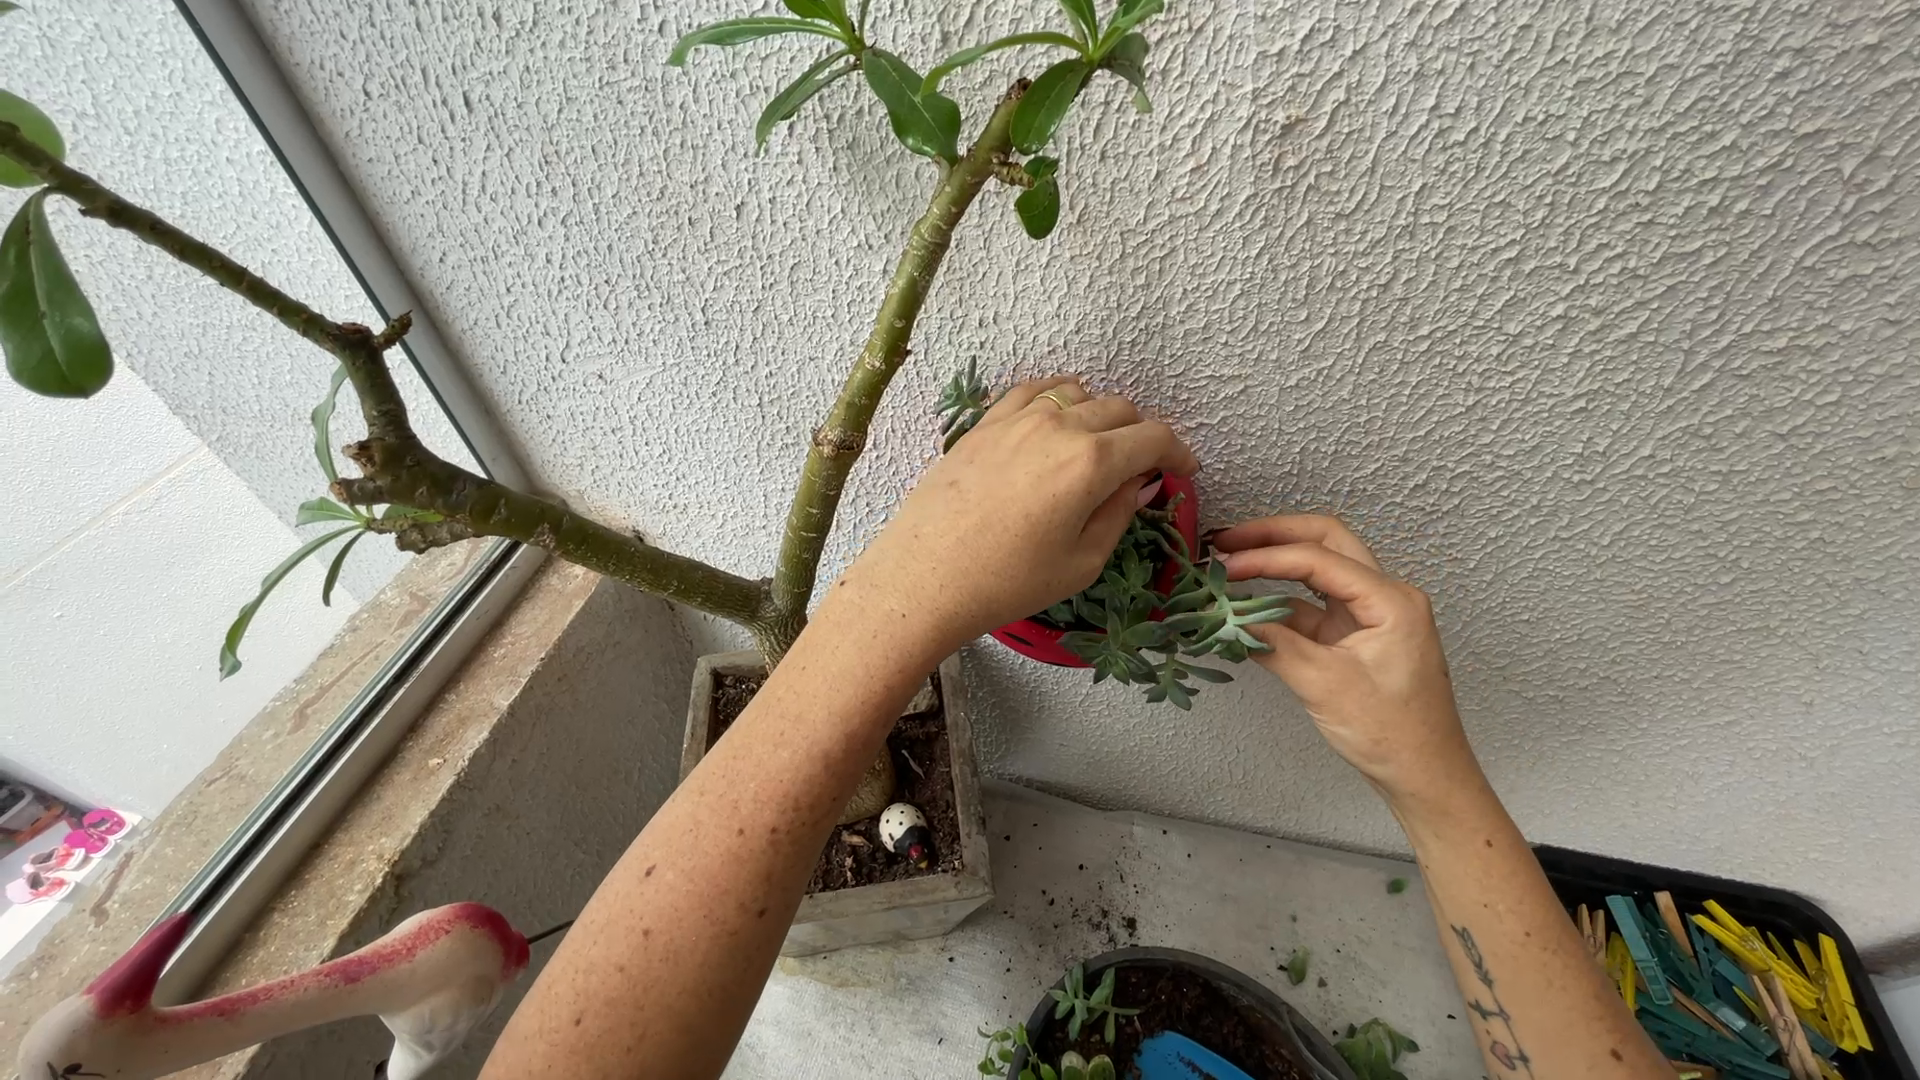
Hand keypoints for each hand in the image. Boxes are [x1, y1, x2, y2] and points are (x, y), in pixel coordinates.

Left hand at [834, 377, 1196, 653]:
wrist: (924, 576)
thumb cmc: (1006, 582)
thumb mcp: (1080, 563)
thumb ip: (1117, 514)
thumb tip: (1136, 484)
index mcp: (1091, 462)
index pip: (1153, 438)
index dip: (1178, 452)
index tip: (1183, 470)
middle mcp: (1057, 426)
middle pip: (1119, 409)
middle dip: (1142, 435)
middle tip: (1142, 466)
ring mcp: (1016, 419)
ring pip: (1077, 392)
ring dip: (1100, 413)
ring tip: (1098, 444)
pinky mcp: (983, 424)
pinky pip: (1031, 391)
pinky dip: (1056, 398)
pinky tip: (1055, 418)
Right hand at [1211, 515, 1483, 806]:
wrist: (1424, 776)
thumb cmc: (1391, 733)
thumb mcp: (1323, 684)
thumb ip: (1273, 643)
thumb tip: (1226, 617)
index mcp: (1390, 601)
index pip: (1318, 559)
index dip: (1266, 556)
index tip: (1225, 565)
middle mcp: (1383, 596)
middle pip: (1324, 542)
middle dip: (1273, 535)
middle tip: (1227, 540)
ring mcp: (1367, 614)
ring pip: (1317, 569)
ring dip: (1274, 562)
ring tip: (1230, 563)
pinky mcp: (1351, 634)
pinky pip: (1310, 605)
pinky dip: (1276, 602)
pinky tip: (1244, 608)